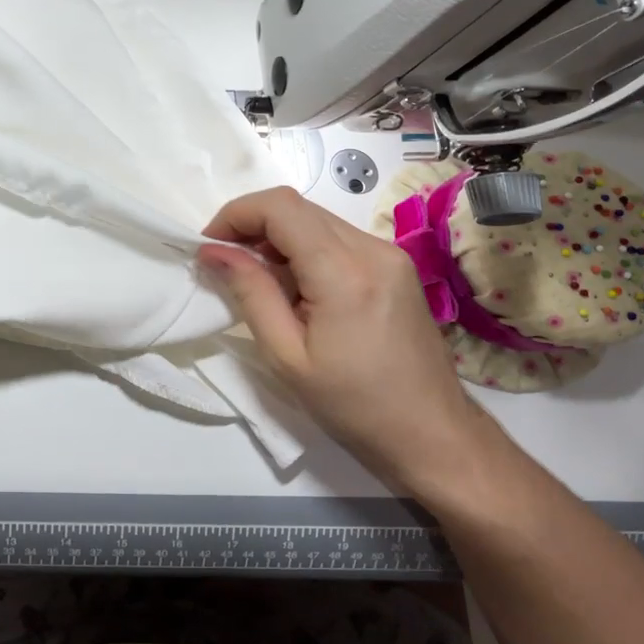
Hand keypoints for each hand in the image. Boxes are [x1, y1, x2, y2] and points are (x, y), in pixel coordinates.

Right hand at [197, 187, 496, 495]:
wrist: (434, 436)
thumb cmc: (354, 405)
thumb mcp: (287, 356)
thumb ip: (250, 292)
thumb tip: (212, 250)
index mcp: (344, 273)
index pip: (280, 208)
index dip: (236, 214)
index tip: (209, 246)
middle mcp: (372, 250)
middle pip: (298, 208)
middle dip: (252, 225)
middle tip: (226, 264)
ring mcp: (390, 255)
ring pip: (317, 220)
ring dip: (278, 237)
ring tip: (258, 281)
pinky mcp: (396, 267)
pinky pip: (338, 238)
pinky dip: (305, 249)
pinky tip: (296, 289)